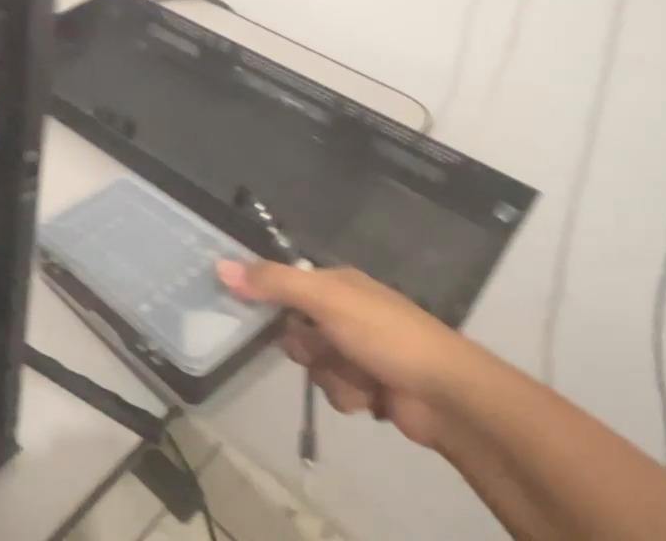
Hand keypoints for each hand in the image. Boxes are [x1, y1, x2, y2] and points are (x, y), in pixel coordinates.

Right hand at [218, 259, 482, 449]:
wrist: (445, 394)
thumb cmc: (385, 334)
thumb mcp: (325, 299)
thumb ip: (274, 283)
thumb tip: (220, 267)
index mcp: (339, 284)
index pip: (286, 287)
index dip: (271, 304)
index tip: (256, 318)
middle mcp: (347, 313)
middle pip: (296, 332)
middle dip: (306, 349)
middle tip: (323, 350)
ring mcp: (360, 351)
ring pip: (315, 366)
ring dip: (330, 377)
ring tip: (358, 379)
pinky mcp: (370, 386)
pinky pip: (336, 391)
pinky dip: (348, 396)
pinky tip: (370, 397)